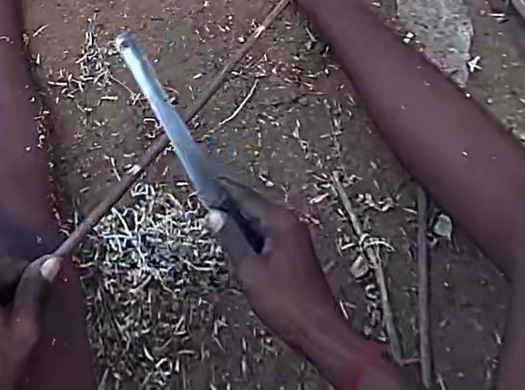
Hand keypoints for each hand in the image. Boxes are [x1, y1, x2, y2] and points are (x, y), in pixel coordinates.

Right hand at [209, 183, 354, 363]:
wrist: (321, 335)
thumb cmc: (287, 304)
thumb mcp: (249, 270)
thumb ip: (230, 238)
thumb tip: (215, 215)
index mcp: (280, 221)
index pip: (244, 195)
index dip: (221, 191)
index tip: (203, 188)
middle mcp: (291, 223)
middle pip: (252, 209)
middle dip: (231, 215)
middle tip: (210, 220)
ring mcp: (296, 238)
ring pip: (259, 225)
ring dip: (242, 232)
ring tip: (225, 243)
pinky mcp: (297, 254)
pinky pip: (268, 238)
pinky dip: (254, 243)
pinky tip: (244, 260)